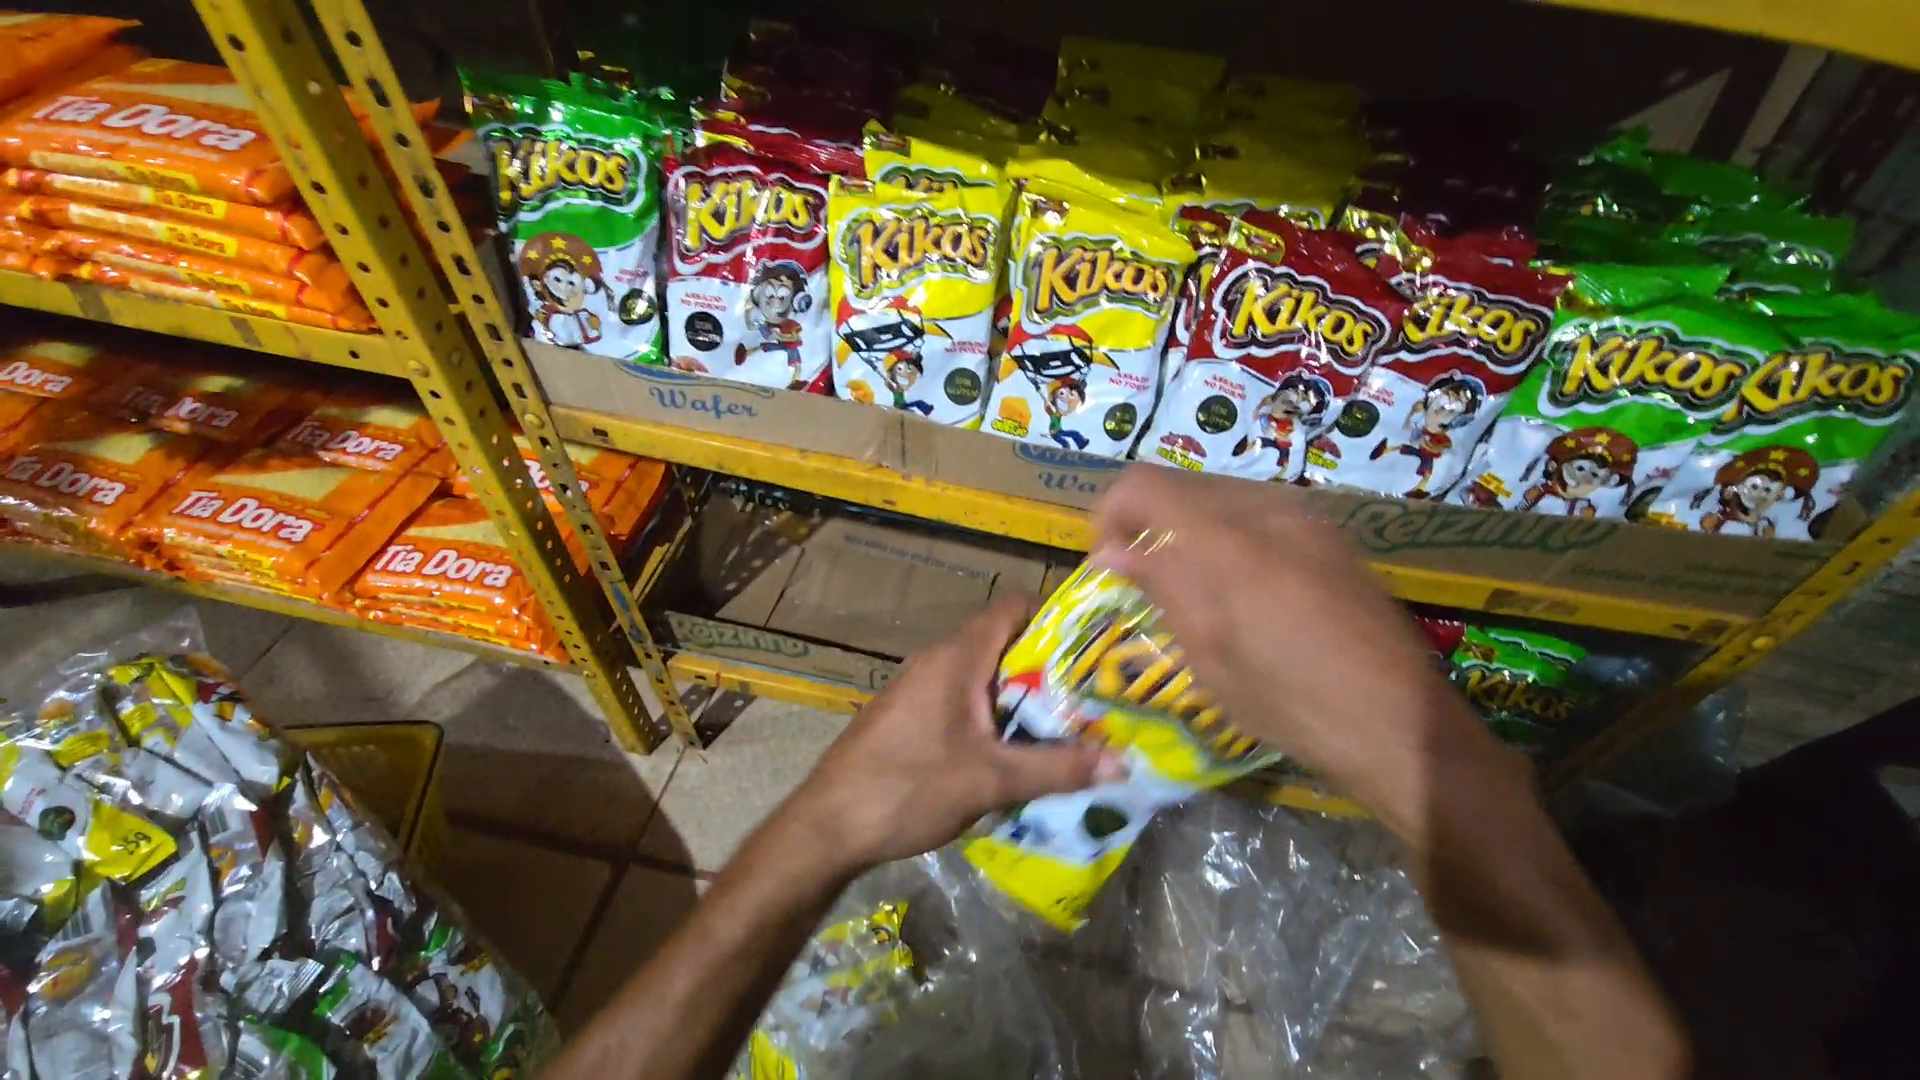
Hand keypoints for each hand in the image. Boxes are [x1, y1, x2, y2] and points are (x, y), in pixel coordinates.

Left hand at [783, 597, 1118, 869]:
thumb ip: (1058, 769)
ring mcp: (919, 687)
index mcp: (958, 656)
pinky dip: (992, 717)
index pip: (1015, 608)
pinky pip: (963, 700)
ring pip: (984, 677)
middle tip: (1091, 701)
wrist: (828, 825)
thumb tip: (1122, 762)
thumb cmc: (909, 787)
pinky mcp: (909, 714)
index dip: (1057, 621)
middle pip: (1005, 644)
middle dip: (1049, 671)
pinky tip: (1013, 754)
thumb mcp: (991, 781)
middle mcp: (938, 659)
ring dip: (1021, 699)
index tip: (1093, 653)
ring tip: (1064, 731)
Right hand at [1092, 466, 1508, 832]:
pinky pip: (1261, 517)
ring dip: (1192, 534)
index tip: (1110, 563)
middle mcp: (1266, 510)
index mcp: (1226, 540)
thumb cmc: (1288, 702)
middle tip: (1147, 583)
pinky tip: (1246, 595)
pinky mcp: (1332, 537)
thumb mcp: (1208, 655)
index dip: (1111, 516)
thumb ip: (1160, 587)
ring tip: (1198, 594)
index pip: (1142, 485)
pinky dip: (1232, 541)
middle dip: (1151, 527)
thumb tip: (1111, 551)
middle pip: (1181, 488)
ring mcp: (1306, 518)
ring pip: (1221, 500)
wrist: (1400, 725)